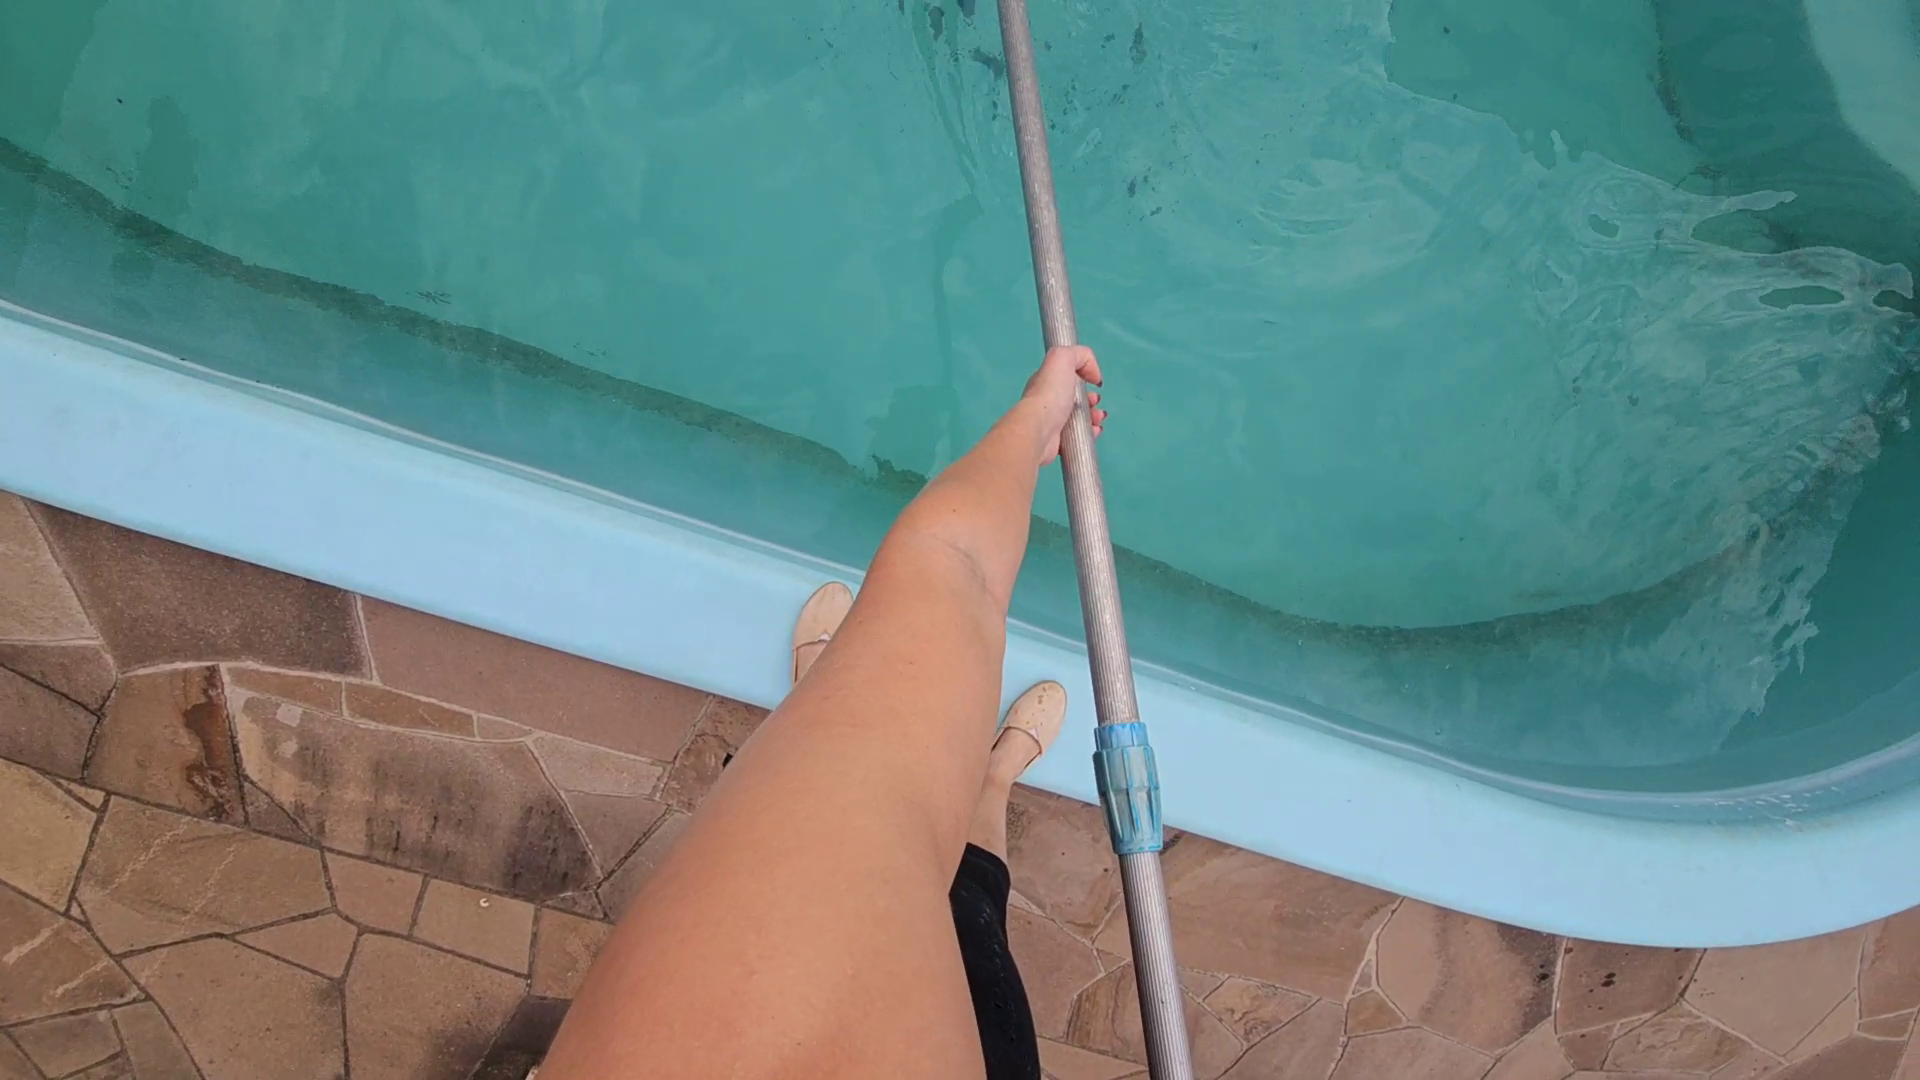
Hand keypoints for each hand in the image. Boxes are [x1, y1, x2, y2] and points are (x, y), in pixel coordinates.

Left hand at [1020, 345, 1105, 464]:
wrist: (1039, 430)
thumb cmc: (1050, 393)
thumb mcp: (1063, 358)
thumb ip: (1080, 355)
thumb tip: (1093, 373)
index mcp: (1046, 381)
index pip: (1067, 377)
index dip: (1084, 378)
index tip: (1093, 384)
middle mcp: (1047, 402)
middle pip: (1075, 399)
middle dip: (1092, 400)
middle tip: (1095, 403)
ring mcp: (1051, 423)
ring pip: (1079, 418)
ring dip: (1094, 416)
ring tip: (1098, 419)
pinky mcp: (1056, 442)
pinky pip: (1078, 436)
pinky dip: (1089, 433)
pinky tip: (1094, 431)